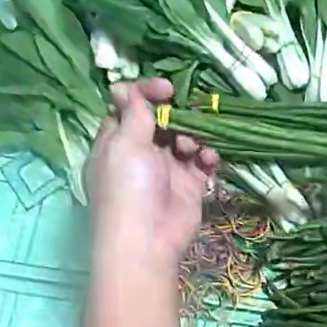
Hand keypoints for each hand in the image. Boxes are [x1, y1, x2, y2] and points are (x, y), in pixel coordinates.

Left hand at [85, 79, 219, 272]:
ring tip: (192, 149)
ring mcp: (167, 168)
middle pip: (162, 121)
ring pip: (185, 139)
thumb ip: (134, 114)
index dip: (147, 93)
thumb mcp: (125, 144)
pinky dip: (208, 156)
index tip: (167, 89)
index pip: (130, 106)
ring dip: (194, 136)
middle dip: (177, 114)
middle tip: (188, 115)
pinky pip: (203, 162)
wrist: (148, 239)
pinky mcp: (190, 185)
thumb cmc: (127, 187)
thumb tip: (126, 88)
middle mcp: (141, 151)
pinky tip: (209, 159)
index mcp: (117, 139)